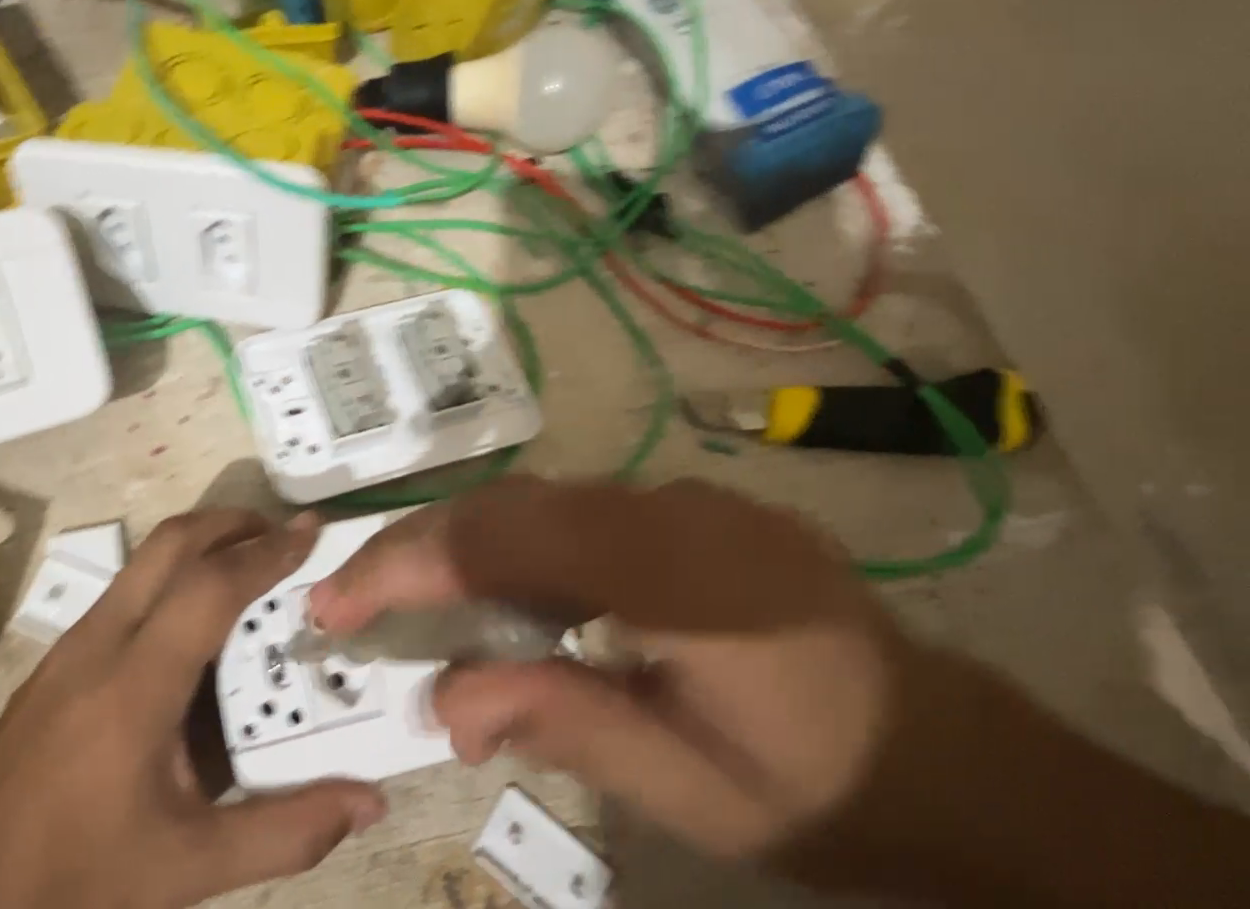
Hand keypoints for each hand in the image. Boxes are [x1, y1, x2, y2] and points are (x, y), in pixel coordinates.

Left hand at [0, 510, 386, 908]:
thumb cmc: (72, 875)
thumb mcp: (188, 866)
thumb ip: (285, 832)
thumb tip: (370, 802)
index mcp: (136, 684)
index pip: (211, 587)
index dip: (267, 553)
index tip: (312, 533)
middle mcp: (100, 644)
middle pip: (169, 545)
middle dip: (231, 524)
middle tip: (285, 534)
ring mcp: (70, 649)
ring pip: (143, 565)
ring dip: (199, 549)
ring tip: (252, 571)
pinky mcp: (55, 665)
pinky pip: (124, 596)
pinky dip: (171, 582)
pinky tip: (197, 634)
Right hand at [308, 476, 905, 858]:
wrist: (954, 764)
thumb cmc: (821, 789)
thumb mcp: (690, 788)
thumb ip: (563, 723)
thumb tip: (443, 700)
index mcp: (687, 573)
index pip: (514, 539)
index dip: (413, 564)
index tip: (338, 605)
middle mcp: (681, 509)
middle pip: (513, 505)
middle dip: (416, 548)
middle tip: (345, 602)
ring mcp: (689, 501)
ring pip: (536, 502)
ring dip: (456, 547)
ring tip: (399, 602)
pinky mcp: (688, 512)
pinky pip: (572, 515)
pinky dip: (509, 550)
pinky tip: (490, 599)